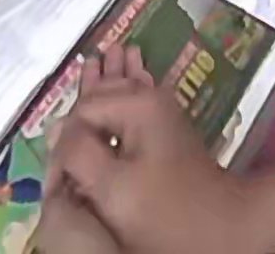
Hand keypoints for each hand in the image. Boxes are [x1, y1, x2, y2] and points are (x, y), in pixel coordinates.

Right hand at [48, 46, 259, 253]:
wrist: (220, 222)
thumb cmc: (165, 210)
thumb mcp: (114, 189)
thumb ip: (81, 154)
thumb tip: (56, 129)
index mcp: (136, 106)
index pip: (83, 109)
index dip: (62, 140)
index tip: (54, 176)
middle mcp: (149, 99)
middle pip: (105, 92)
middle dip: (84, 99)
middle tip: (78, 71)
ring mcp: (160, 112)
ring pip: (125, 88)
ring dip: (109, 78)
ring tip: (100, 52)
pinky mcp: (165, 128)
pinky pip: (139, 97)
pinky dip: (128, 85)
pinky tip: (132, 64)